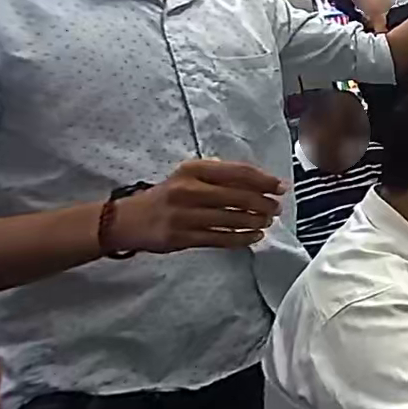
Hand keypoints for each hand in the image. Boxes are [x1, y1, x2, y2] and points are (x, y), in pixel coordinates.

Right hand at [107, 158, 285, 253]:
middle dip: (264, 204)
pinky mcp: (180, 237)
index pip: (239, 172)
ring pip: (232, 219)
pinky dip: (242, 238)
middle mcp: (188, 190)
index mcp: (194, 170)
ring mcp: (183, 215)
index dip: (265, 181)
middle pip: (239, 197)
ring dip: (256, 222)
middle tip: (276, 209)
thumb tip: (265, 183)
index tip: (281, 188)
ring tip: (267, 222)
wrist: (126, 220)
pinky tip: (254, 237)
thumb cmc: (169, 195)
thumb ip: (223, 176)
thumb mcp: (192, 176)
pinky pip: (220, 239)